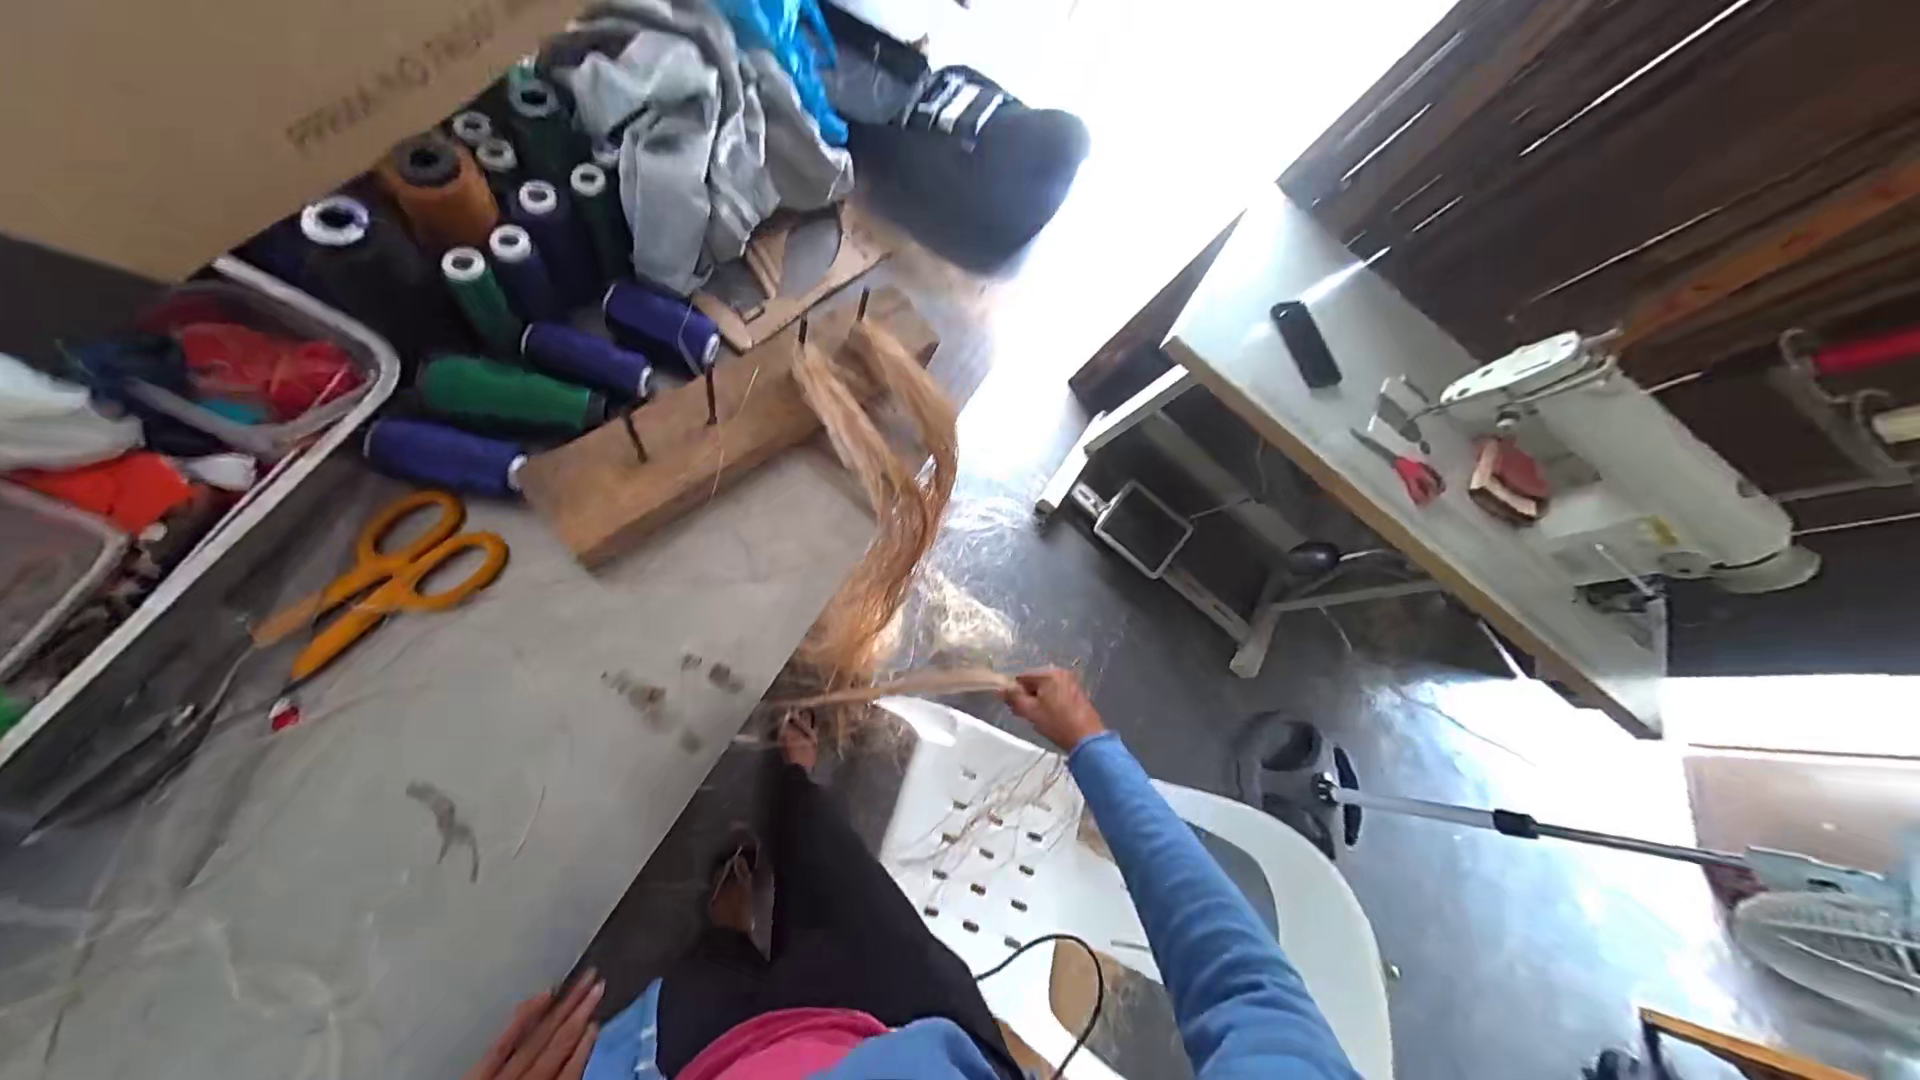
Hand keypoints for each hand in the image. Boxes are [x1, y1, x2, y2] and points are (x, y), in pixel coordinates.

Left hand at [463, 968, 603, 1079]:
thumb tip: (574, 1065)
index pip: (567, 1074)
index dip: (584, 1048)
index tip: (598, 1021)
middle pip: (555, 1048)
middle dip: (579, 1015)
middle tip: (598, 984)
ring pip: (536, 1040)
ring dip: (562, 1009)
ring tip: (583, 982)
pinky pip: (501, 1046)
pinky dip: (524, 1019)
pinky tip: (542, 996)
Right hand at [1004, 668, 1104, 751]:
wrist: (1087, 738)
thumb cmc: (1057, 723)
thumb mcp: (1031, 711)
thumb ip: (1013, 698)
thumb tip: (999, 689)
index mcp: (1048, 674)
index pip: (1022, 678)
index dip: (1016, 693)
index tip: (1018, 709)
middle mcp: (1061, 672)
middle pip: (1034, 681)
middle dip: (1029, 696)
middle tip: (1030, 714)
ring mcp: (1071, 681)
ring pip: (1046, 687)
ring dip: (1040, 699)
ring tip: (1042, 717)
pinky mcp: (1078, 691)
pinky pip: (1057, 691)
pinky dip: (1051, 701)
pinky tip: (1053, 716)